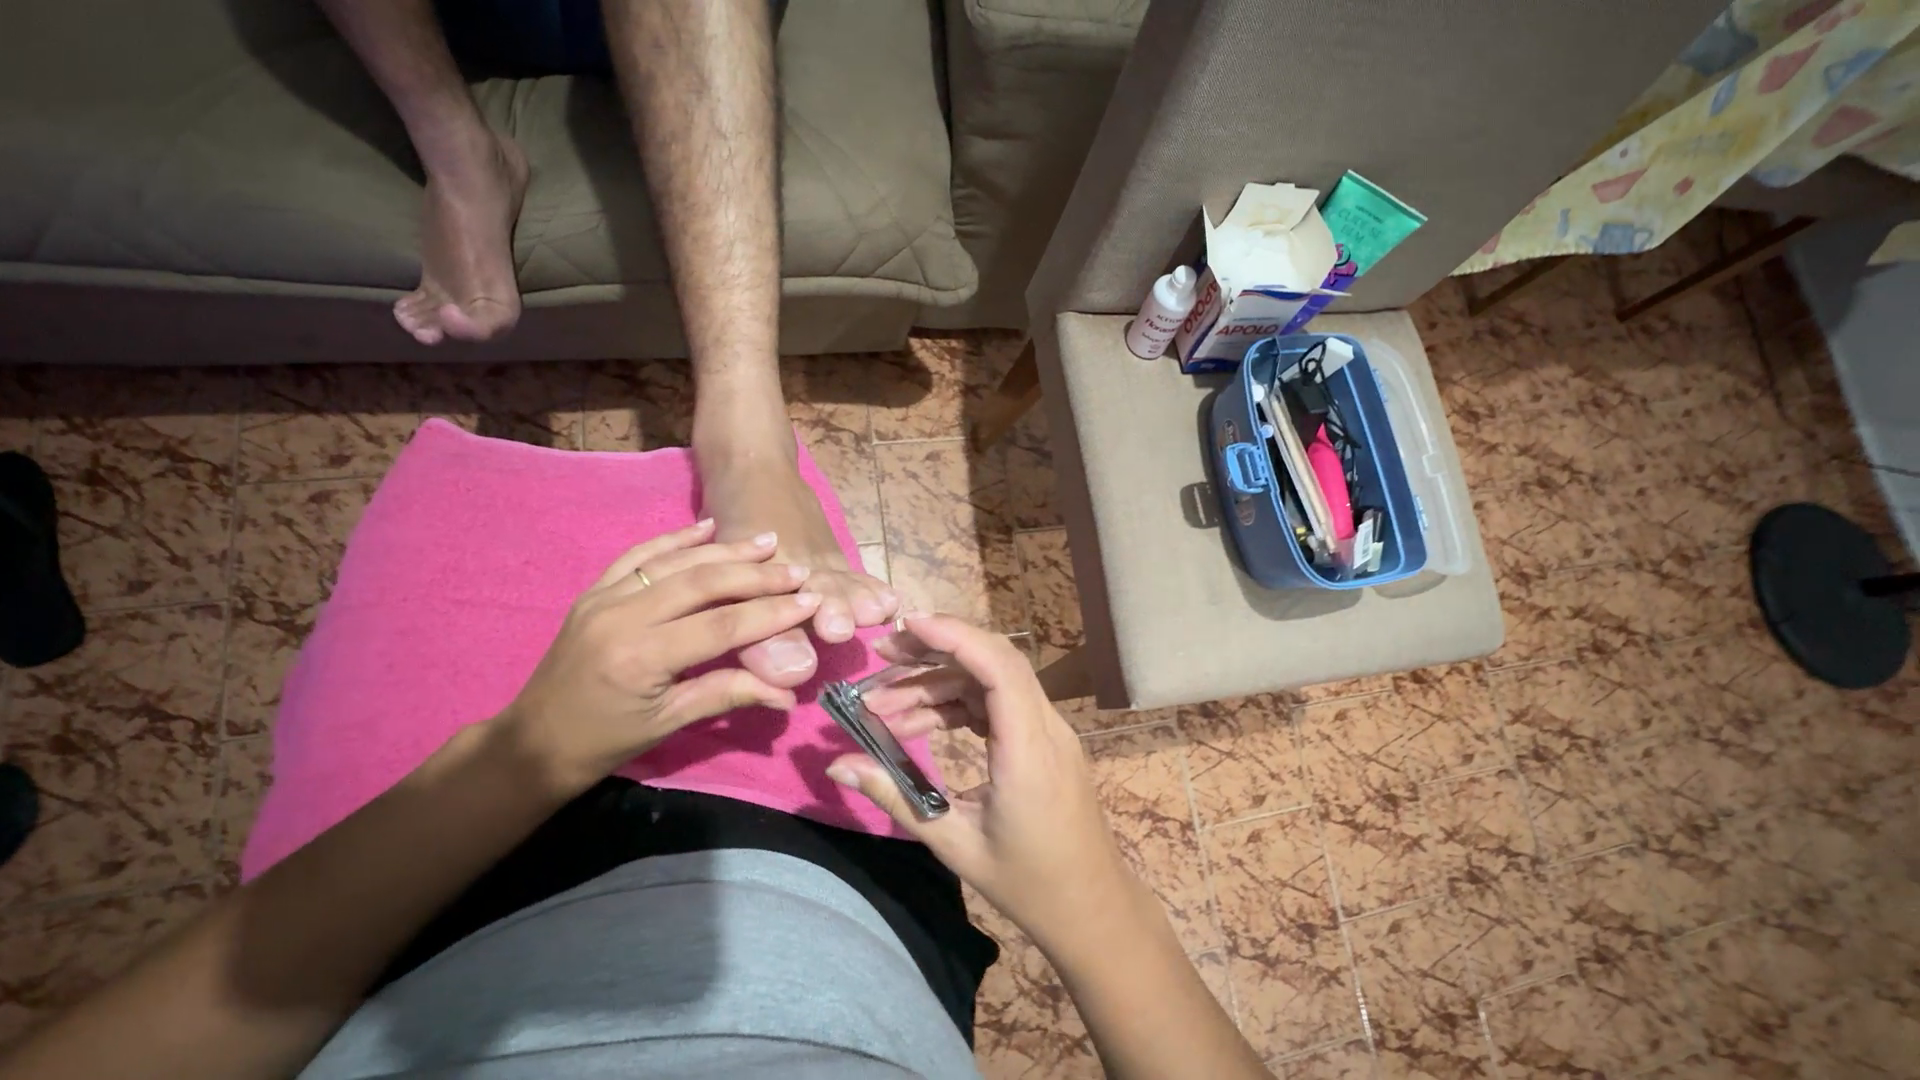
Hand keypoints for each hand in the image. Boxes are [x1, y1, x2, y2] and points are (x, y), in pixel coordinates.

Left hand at [497, 519, 821, 794]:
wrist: (534, 741)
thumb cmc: (605, 741)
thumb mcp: (669, 723)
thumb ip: (727, 695)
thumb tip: (787, 692)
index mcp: (644, 656)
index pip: (722, 625)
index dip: (771, 613)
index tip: (811, 600)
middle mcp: (624, 616)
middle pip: (702, 583)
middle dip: (755, 575)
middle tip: (796, 569)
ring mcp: (605, 597)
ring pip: (675, 562)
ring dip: (724, 551)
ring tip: (766, 542)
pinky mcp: (595, 591)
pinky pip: (639, 555)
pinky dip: (675, 539)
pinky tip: (706, 527)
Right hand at [826, 614, 1133, 949]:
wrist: (1092, 907)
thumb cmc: (1027, 884)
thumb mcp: (954, 844)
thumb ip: (896, 797)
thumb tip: (839, 763)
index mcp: (1029, 750)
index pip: (998, 667)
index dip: (954, 636)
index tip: (906, 626)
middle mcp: (1046, 728)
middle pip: (993, 662)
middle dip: (935, 650)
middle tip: (881, 656)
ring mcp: (1050, 733)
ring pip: (992, 682)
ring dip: (939, 684)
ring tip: (884, 705)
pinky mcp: (1045, 742)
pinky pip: (1000, 705)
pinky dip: (959, 705)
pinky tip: (920, 722)